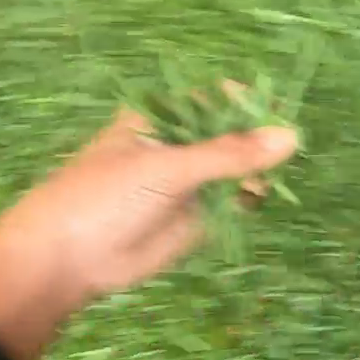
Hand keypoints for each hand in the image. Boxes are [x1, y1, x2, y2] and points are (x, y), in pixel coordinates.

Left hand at [0, 108, 297, 359]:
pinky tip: (255, 202)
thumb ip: (230, 154)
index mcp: (161, 120)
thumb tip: (291, 137)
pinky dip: (250, 201)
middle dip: (259, 142)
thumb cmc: (104, 198)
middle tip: (280, 155)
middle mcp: (179, 148)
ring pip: (238, 171)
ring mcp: (191, 184)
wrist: (67, 259)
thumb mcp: (168, 168)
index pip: (215, 100)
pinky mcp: (199, 218)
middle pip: (233, 135)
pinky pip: (235, 203)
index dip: (246, 104)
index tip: (275, 114)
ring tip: (263, 184)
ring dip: (257, 173)